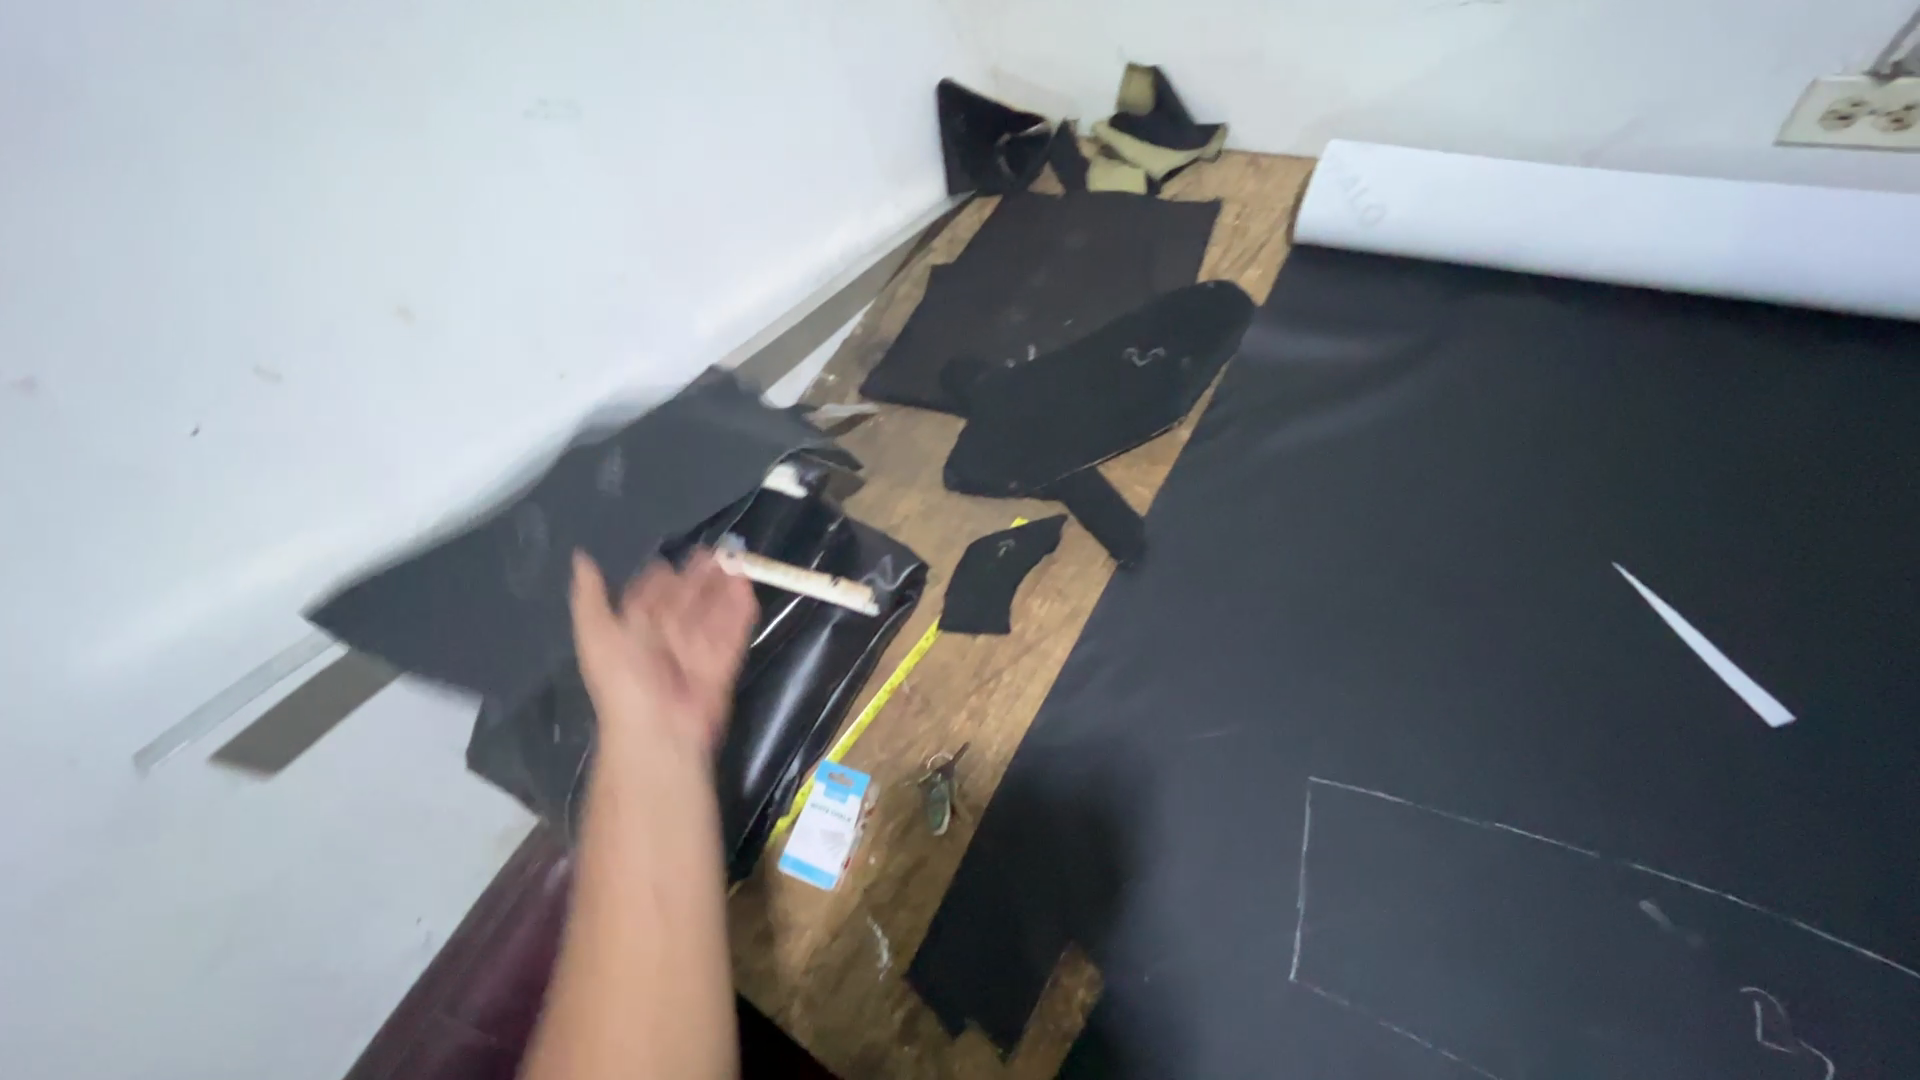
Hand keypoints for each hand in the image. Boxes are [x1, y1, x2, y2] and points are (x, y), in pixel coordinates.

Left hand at [569, 549, 757, 758]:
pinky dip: (740, 609)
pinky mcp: (721, 663)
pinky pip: (732, 632)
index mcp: (634, 628)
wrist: (659, 728)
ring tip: (738, 560)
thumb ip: (590, 596)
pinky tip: (747, 586)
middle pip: (687, 599)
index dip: (665, 575)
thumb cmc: (623, 679)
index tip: (678, 557)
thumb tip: (580, 557)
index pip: (652, 594)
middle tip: (719, 551)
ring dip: (724, 587)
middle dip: (701, 576)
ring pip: (712, 612)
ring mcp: (695, 649)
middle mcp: (666, 637)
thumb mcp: (595, 633)